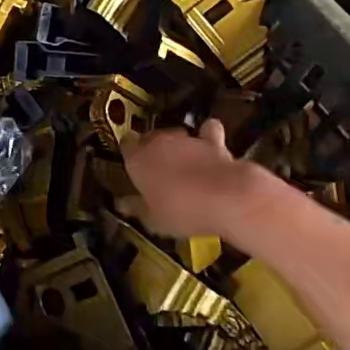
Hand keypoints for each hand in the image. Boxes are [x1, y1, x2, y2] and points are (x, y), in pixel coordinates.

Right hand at [123, 119, 266, 239]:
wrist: (226, 199)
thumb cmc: (182, 210)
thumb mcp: (153, 219)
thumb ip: (136, 207)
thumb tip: (123, 205)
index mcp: (137, 159)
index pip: (126, 145)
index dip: (129, 153)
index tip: (132, 164)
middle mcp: (158, 143)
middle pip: (150, 137)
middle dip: (152, 149)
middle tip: (156, 169)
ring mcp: (186, 139)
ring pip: (176, 134)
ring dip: (177, 145)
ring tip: (182, 162)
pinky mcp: (213, 141)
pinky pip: (208, 130)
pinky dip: (208, 135)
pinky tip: (209, 144)